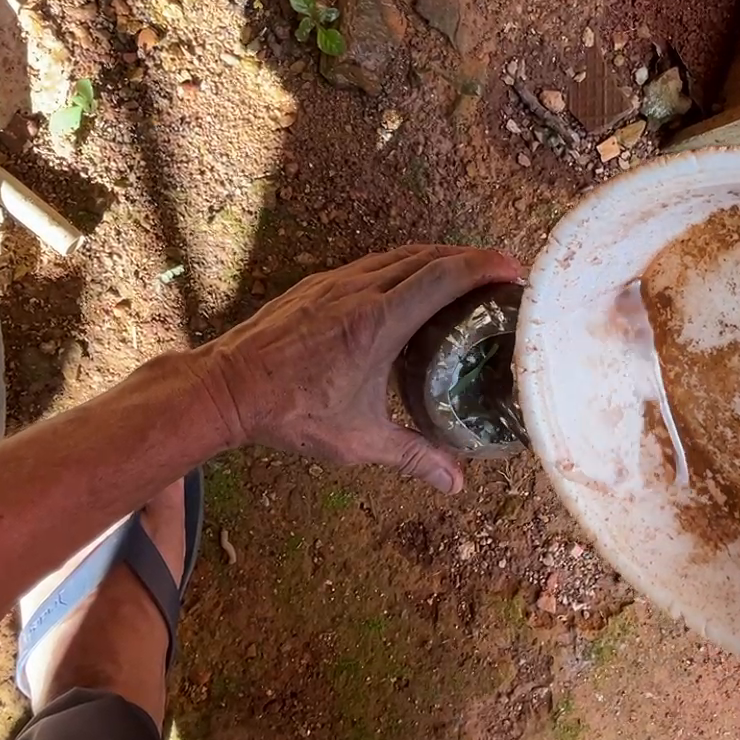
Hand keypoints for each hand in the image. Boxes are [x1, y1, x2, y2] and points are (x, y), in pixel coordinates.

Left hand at [190, 245, 523, 493]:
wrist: (225, 386)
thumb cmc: (291, 413)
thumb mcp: (358, 441)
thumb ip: (413, 457)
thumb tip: (457, 485)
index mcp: (378, 321)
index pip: (442, 277)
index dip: (483, 265)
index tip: (513, 269)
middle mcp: (360, 289)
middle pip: (427, 256)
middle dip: (470, 257)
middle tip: (500, 272)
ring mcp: (336, 281)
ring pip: (399, 254)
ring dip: (437, 257)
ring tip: (463, 274)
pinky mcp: (317, 284)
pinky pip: (373, 262)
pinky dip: (404, 264)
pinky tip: (409, 285)